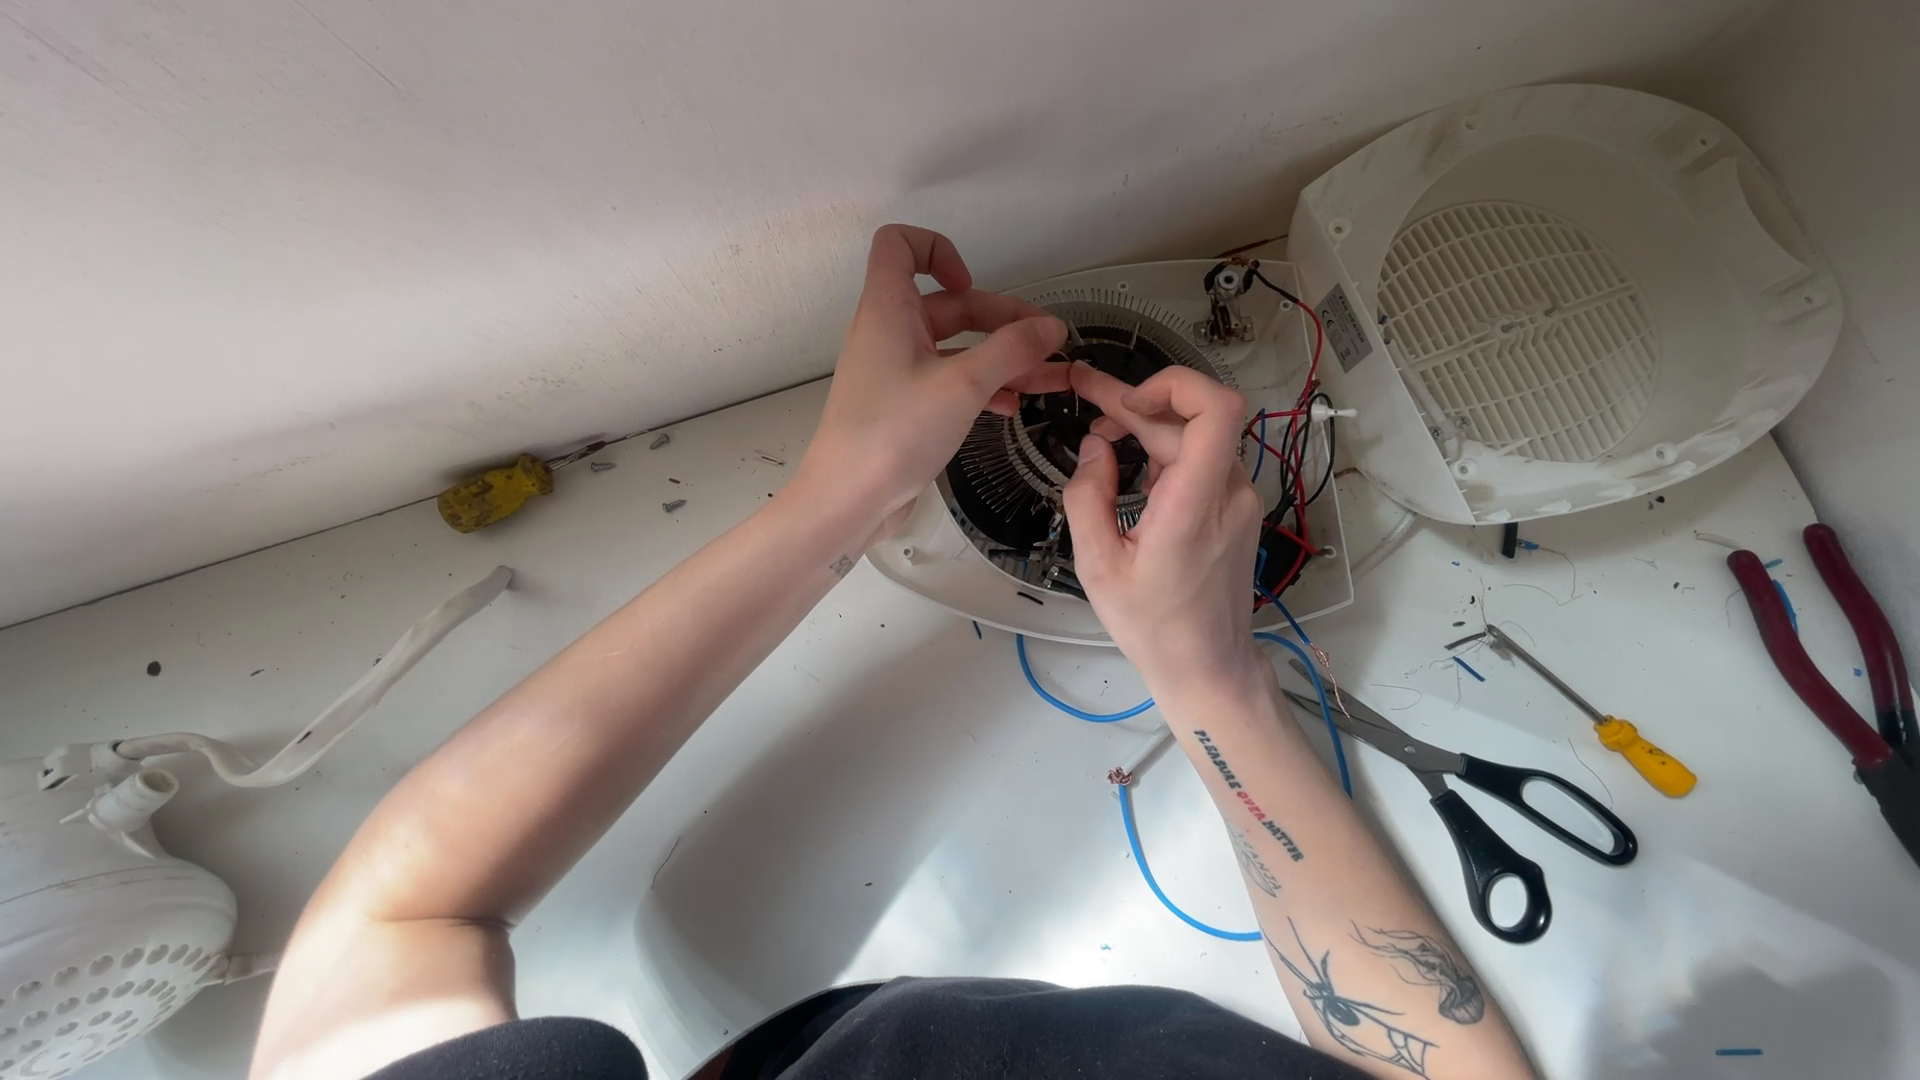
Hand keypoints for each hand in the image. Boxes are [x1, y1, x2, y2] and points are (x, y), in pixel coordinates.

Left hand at [793, 225, 1068, 535]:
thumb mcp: (963, 385)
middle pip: (949, 306)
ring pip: (956, 350)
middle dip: (1001, 320)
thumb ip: (1011, 350)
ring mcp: (897, 373)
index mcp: (888, 310)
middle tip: (1047, 343)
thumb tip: (1051, 326)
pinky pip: (949, 384)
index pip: (900, 245)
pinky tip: (1014, 407)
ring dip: (1001, 359)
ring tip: (1048, 378)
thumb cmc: (893, 434)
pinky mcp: (905, 408)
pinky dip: (982, 388)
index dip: (939, 249)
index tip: (973, 282)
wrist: (848, 500)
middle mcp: (889, 334)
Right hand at [1063, 362, 1264, 689]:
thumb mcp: (1097, 566)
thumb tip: (1095, 447)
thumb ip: (1088, 497)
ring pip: (1194, 438)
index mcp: (1194, 505)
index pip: (1216, 410)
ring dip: (1148, 429)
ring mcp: (1237, 500)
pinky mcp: (1234, 509)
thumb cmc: (1152, 626)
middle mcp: (1228, 493)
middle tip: (1083, 395)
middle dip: (1133, 404)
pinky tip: (1133, 473)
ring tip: (1101, 439)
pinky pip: (1201, 462)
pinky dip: (1165, 453)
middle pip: (1189, 420)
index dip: (1173, 385)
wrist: (1207, 666)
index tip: (1127, 400)